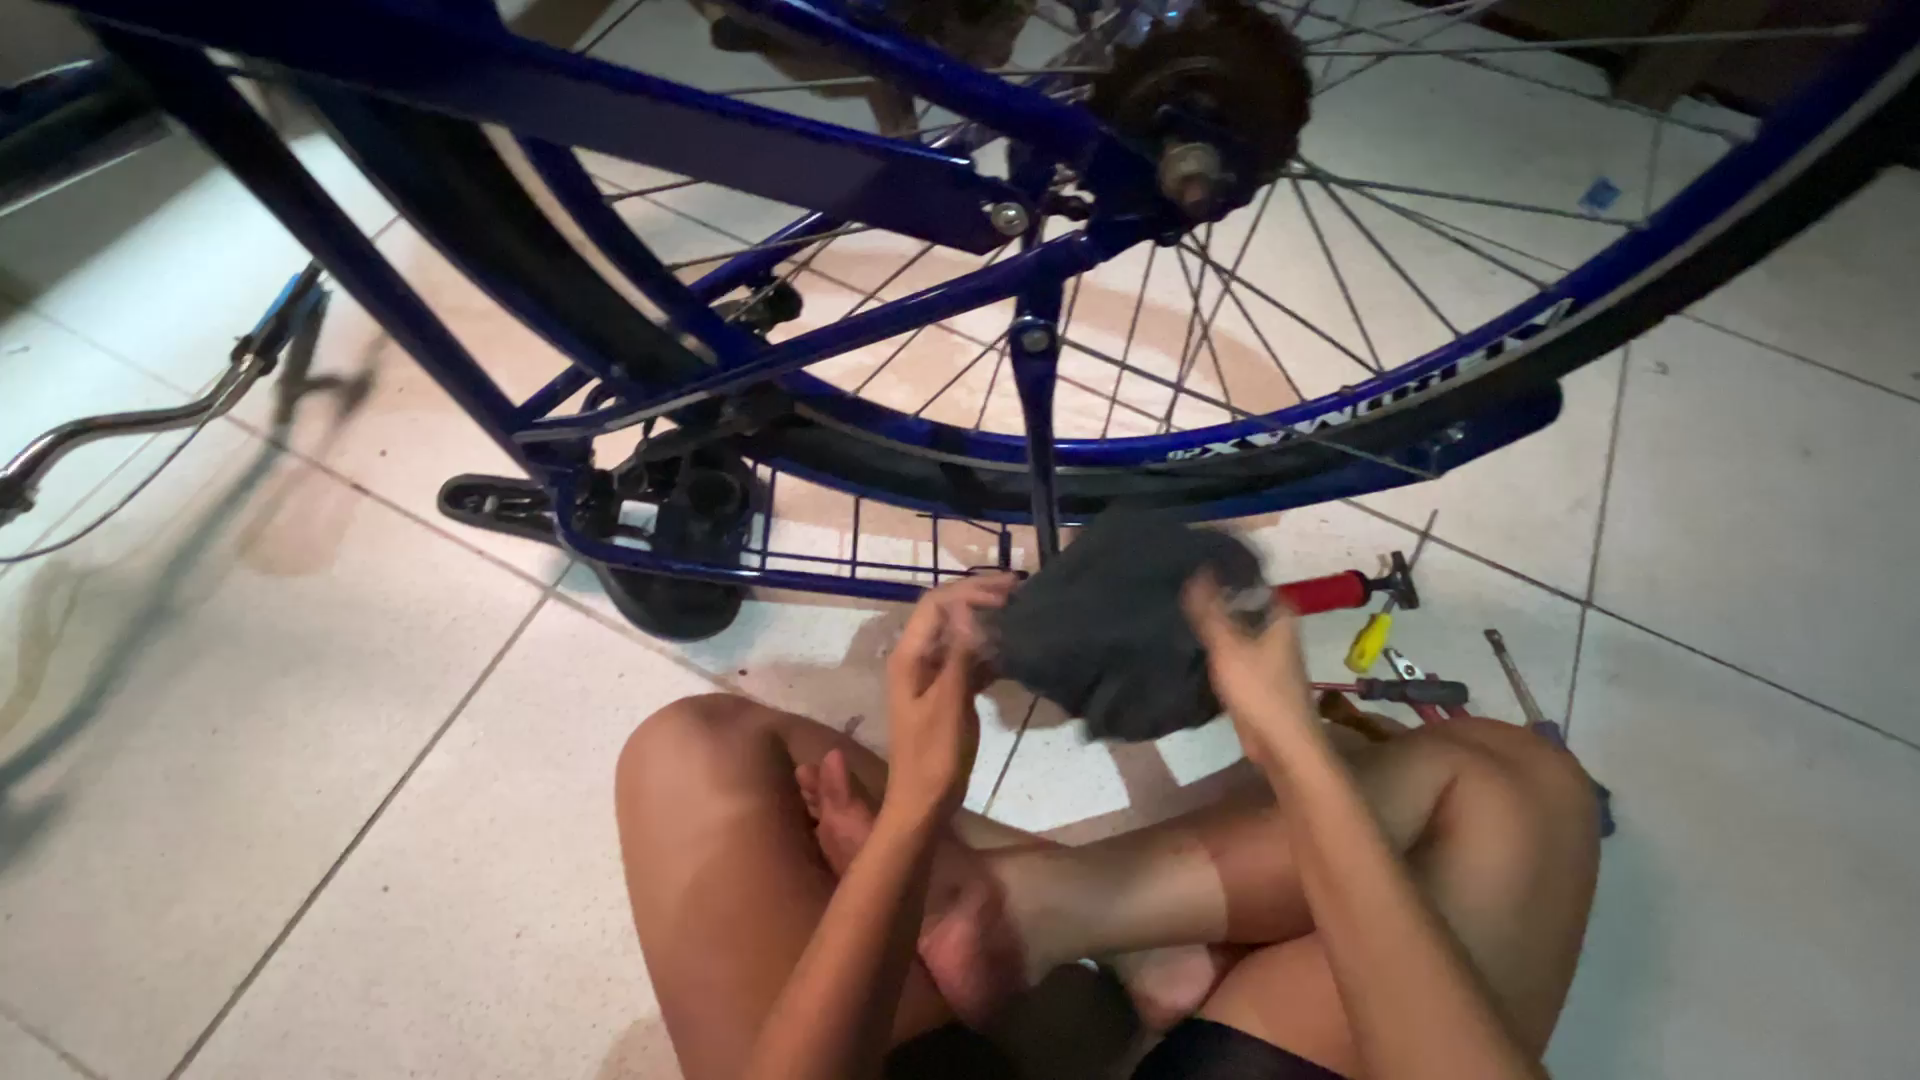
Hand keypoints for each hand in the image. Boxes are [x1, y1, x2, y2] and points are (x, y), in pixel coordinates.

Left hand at [883, 574, 1017, 819]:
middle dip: (979, 597)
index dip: (970, 592)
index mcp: (908, 656)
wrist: (924, 803)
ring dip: (987, 620)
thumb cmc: (934, 756)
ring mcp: (931, 674)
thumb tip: (970, 609)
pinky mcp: (947, 690)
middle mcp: (916, 657)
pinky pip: (968, 658)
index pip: (936, 604)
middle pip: (946, 612)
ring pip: (959, 633)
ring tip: (1021, 613)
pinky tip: (1015, 650)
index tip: (1008, 595)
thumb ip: (960, 654)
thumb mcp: (949, 703)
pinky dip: (989, 649)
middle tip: (1020, 591)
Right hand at [1182, 570, 1319, 775]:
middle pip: (1239, 605)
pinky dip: (1213, 648)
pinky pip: (1230, 652)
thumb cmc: (1261, 691)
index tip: (1190, 563)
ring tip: (1176, 611)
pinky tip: (1188, 645)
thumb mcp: (1229, 646)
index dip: (1222, 571)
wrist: (1281, 746)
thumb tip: (1196, 569)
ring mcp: (1267, 654)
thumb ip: (1210, 610)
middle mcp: (1277, 630)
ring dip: (1211, 624)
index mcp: (1280, 615)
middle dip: (1212, 597)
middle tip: (1175, 586)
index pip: (1249, 580)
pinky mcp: (1254, 676)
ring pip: (1234, 630)